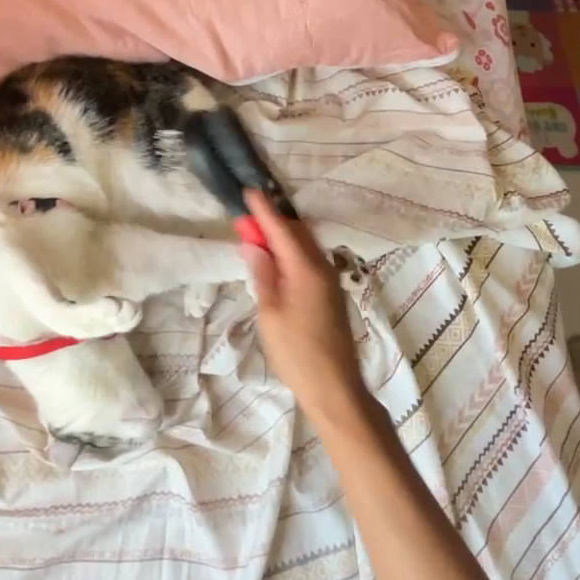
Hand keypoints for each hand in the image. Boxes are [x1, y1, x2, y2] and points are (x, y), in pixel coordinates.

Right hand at [238, 190, 369, 424]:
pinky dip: (291, 254)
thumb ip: (263, 274)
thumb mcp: (270, 313)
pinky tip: (275, 265)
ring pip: (304, 247)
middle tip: (245, 223)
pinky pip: (309, 261)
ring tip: (256, 242)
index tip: (248, 191)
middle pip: (296, 234)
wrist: (335, 388)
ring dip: (281, 240)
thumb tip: (253, 245)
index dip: (263, 211)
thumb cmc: (297, 353)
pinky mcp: (330, 295)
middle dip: (272, 224)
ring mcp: (329, 281)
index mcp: (306, 269)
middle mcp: (322, 268)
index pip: (281, 230)